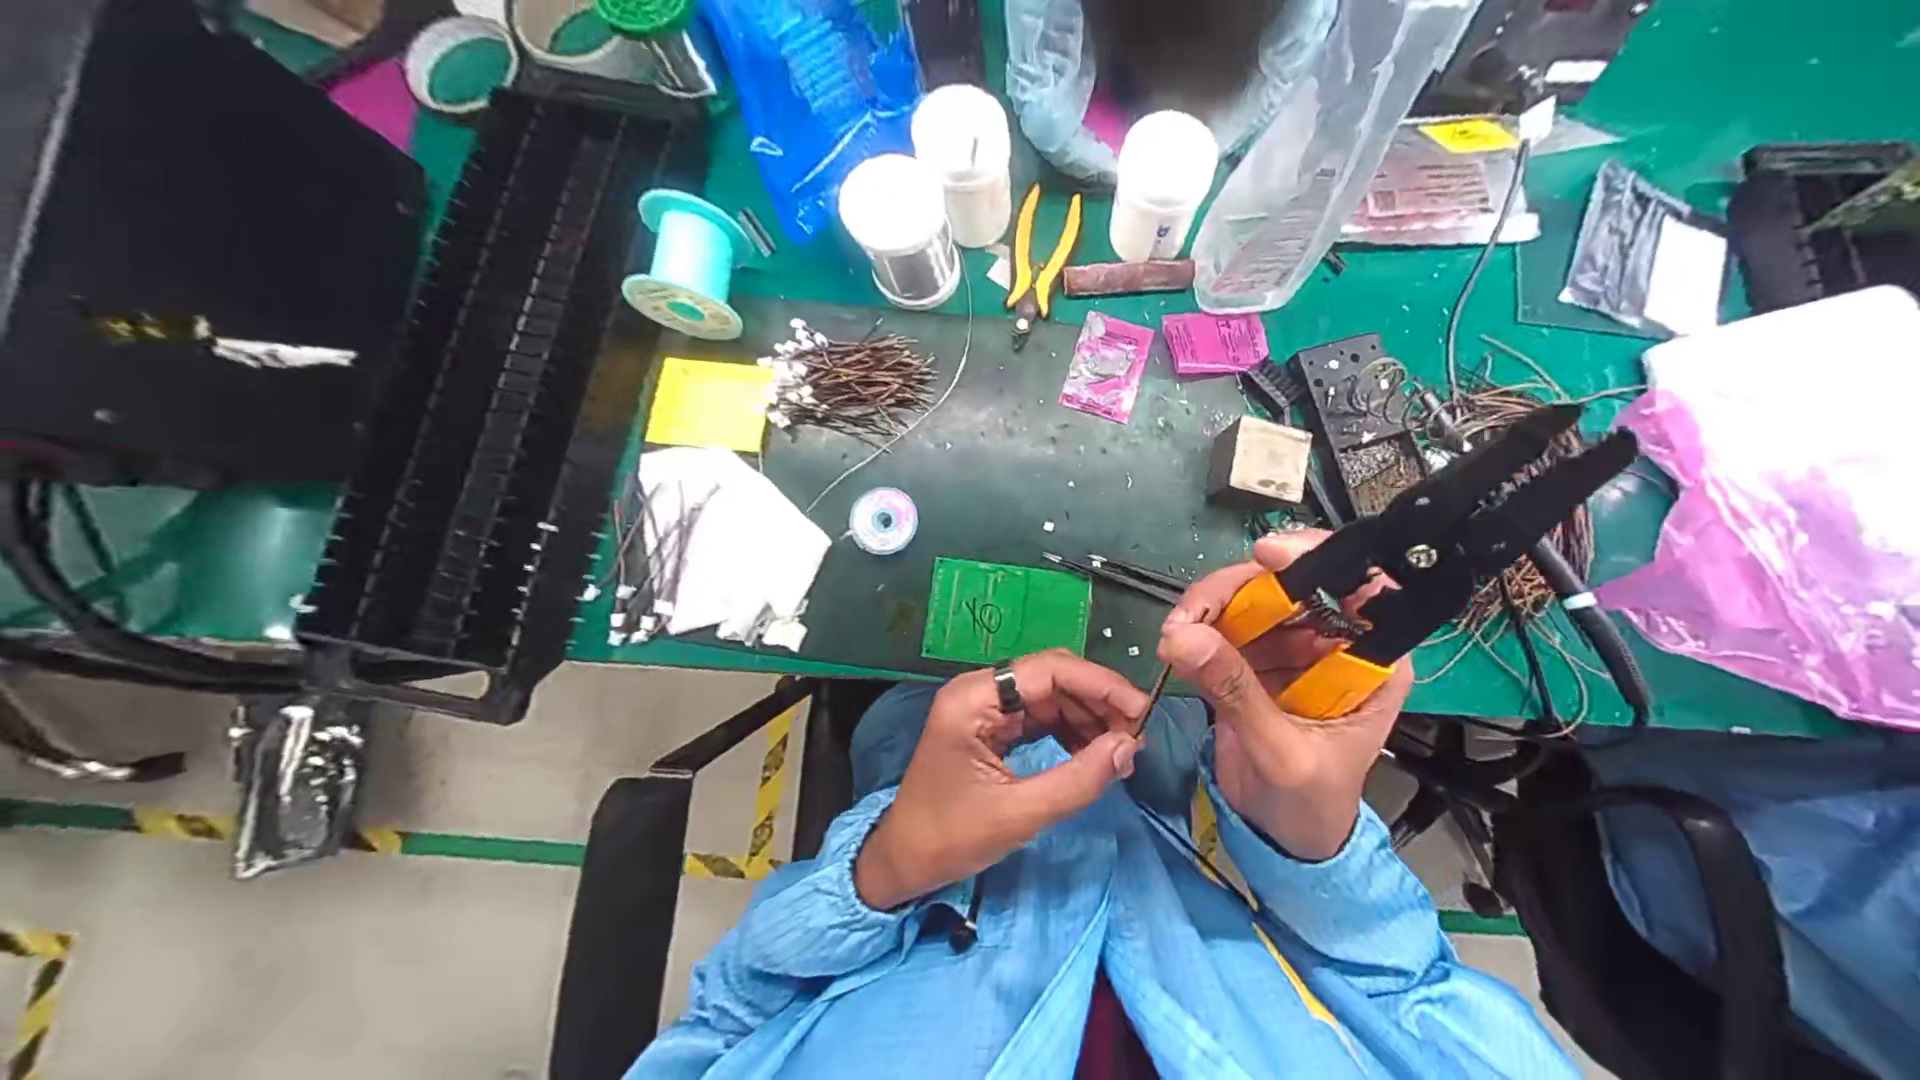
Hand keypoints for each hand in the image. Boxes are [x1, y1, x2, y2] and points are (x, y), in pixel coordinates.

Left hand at [853, 650, 1148, 909]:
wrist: (904, 860)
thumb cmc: (950, 836)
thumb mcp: (1019, 813)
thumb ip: (1078, 779)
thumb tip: (1130, 746)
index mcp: (973, 698)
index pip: (1048, 670)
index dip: (1099, 685)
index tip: (1141, 711)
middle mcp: (979, 691)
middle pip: (1052, 678)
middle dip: (1098, 703)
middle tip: (1137, 736)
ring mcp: (984, 707)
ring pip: (1050, 696)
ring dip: (1089, 718)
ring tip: (1122, 750)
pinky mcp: (991, 726)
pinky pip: (1040, 717)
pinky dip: (1071, 732)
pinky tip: (1094, 754)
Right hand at [1158, 531, 1411, 860]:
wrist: (1281, 836)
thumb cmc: (1308, 803)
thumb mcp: (1279, 751)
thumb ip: (1237, 692)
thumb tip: (1183, 635)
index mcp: (1369, 661)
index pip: (1358, 587)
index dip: (1316, 559)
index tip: (1265, 555)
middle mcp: (1330, 641)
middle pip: (1287, 583)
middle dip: (1235, 588)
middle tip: (1187, 616)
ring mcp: (1286, 646)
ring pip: (1247, 598)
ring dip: (1206, 607)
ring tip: (1174, 636)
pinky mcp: (1249, 657)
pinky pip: (1220, 624)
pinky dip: (1194, 627)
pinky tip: (1175, 645)